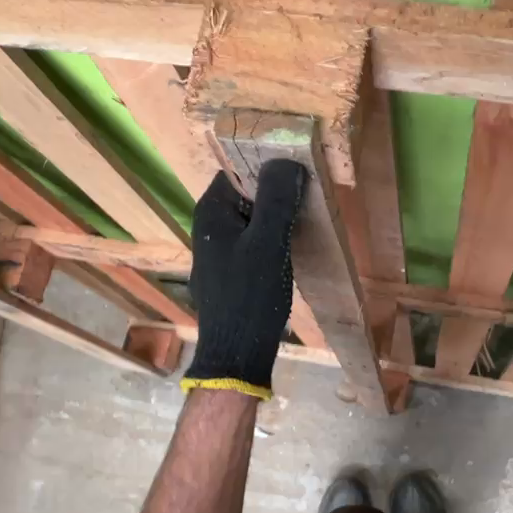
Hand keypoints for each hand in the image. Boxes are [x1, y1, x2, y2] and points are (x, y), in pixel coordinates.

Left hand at [181, 162, 306, 399]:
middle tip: (306, 201)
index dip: (267, 168)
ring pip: (249, 223)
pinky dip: (268, 245)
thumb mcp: (269, 242)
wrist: (237, 353)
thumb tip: (285, 160)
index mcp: (211, 212)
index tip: (297, 175)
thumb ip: (275, 199)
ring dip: (273, 223)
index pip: (237, 169)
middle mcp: (207, 228)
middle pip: (245, 196)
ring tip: (302, 227)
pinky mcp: (226, 276)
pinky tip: (287, 257)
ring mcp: (214, 254)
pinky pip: (249, 247)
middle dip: (273, 196)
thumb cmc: (250, 295)